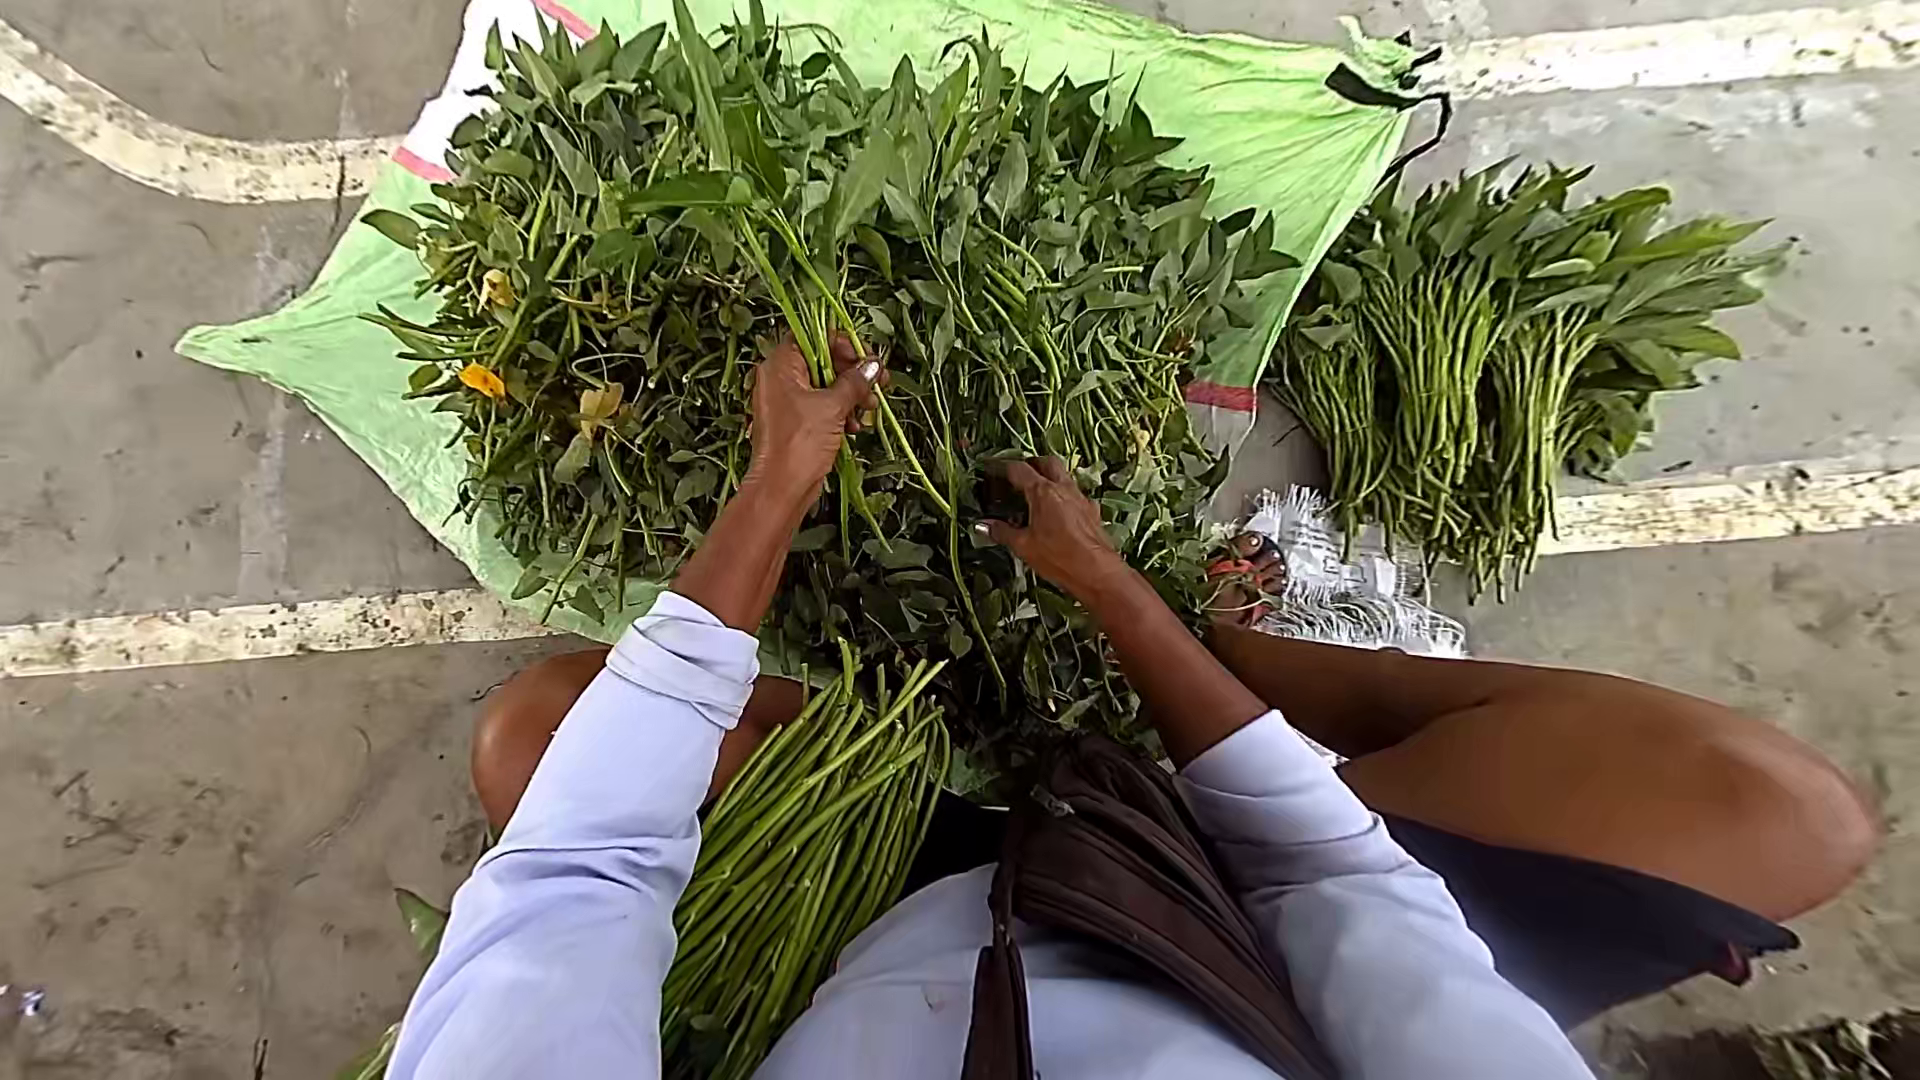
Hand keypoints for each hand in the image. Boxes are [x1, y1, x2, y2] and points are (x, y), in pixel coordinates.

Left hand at [745, 332, 882, 501]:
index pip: (813, 336)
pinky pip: (821, 408)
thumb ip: (854, 382)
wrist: (782, 487)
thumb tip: (872, 366)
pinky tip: (856, 426)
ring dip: (851, 396)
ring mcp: (787, 402)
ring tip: (870, 408)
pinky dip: (840, 413)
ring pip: (825, 387)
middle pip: (822, 361)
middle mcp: (780, 379)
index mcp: (781, 365)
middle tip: (877, 384)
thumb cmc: (800, 442)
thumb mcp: (833, 406)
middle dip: (853, 374)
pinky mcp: (796, 423)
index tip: (867, 359)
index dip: (843, 344)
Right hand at [977, 457, 1130, 600]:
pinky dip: (1064, 497)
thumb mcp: (1024, 546)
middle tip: (1019, 473)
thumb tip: (982, 526)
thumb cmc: (1058, 557)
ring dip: (1050, 478)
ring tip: (1037, 493)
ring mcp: (1081, 498)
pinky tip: (1059, 512)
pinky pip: (1076, 495)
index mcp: (1043, 492)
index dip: (1003, 466)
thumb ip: (1002, 532)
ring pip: (1064, 476)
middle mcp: (1064, 489)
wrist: (1097, 572)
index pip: (1019, 469)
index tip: (992, 467)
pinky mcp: (1092, 512)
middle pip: (1047, 462)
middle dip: (1032, 463)